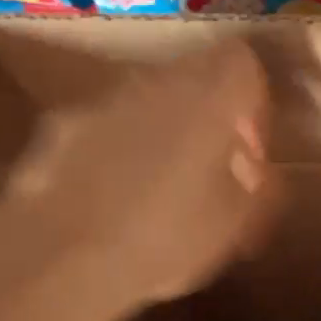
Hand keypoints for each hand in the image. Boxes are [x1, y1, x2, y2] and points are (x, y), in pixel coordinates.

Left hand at [0, 35, 276, 309]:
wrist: (60, 258)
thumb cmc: (167, 238)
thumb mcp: (237, 225)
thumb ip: (261, 189)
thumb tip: (262, 173)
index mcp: (209, 99)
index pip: (243, 62)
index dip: (253, 99)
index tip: (252, 144)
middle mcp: (154, 84)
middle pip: (192, 77)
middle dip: (208, 115)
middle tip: (214, 166)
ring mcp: (101, 103)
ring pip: (146, 102)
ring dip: (161, 131)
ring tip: (162, 188)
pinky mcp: (58, 130)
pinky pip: (105, 129)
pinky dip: (117, 152)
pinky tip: (114, 201)